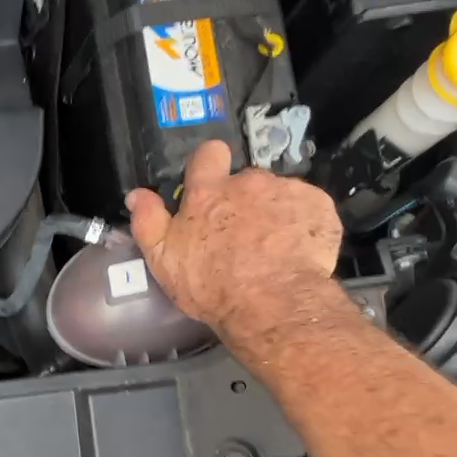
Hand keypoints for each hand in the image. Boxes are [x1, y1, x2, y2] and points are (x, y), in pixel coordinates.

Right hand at [126, 141, 351, 339]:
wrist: (271, 302)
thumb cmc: (210, 284)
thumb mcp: (163, 259)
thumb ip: (148, 221)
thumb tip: (137, 195)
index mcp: (208, 193)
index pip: (208, 154)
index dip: (207, 164)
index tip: (206, 185)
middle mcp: (249, 183)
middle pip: (244, 181)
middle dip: (239, 201)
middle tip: (234, 236)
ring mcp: (288, 191)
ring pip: (275, 195)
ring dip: (269, 213)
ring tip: (264, 248)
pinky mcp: (319, 206)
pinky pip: (305, 208)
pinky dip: (298, 224)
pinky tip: (288, 250)